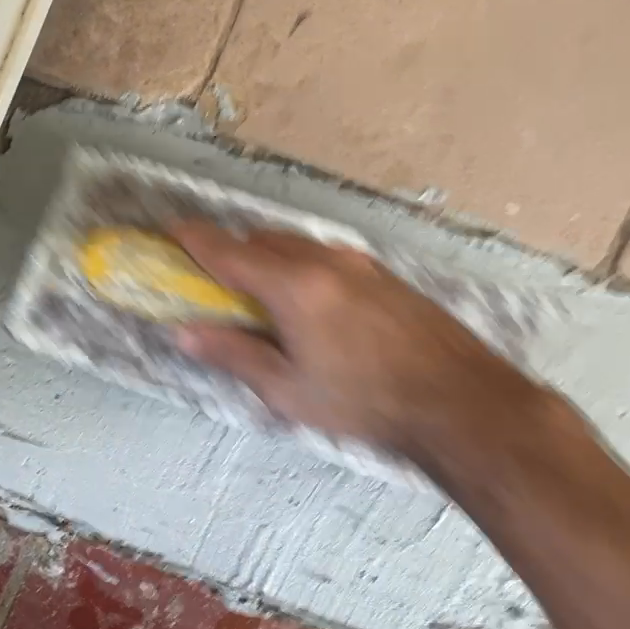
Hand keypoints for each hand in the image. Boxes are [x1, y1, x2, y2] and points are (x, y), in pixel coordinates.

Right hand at [169, 221, 550, 460]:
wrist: (461, 401)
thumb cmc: (362, 401)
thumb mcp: (285, 388)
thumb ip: (232, 354)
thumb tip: (182, 333)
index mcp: (294, 287)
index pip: (229, 252)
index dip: (194, 239)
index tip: (168, 227)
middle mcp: (326, 262)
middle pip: (262, 240)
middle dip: (230, 250)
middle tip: (209, 276)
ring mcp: (361, 265)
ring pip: (297, 245)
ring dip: (266, 257)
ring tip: (255, 291)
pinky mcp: (385, 277)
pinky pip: (325, 257)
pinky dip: (298, 266)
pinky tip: (305, 302)